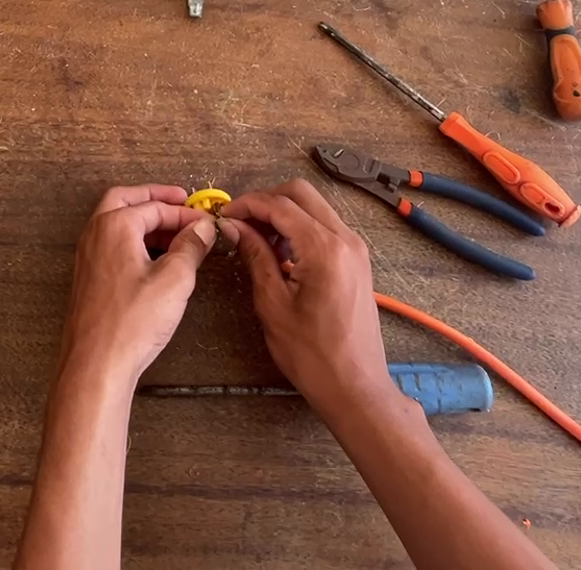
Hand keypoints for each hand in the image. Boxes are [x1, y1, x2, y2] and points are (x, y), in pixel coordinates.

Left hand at [58, 184, 217, 384]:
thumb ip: (190, 247)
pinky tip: (155, 258)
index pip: (154, 207)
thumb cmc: (130, 323)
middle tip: (180, 201)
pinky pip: (112, 243)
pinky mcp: (89, 276)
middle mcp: (96, 234)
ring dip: (145, 220)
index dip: (184, 213)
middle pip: (126, 200)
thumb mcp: (174, 280)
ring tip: (174, 233)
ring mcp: (88, 255)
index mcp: (114, 226)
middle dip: (155, 199)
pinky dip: (134, 240)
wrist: (96, 365)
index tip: (205, 222)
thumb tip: (201, 228)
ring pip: (117, 221)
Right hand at [219, 179, 393, 409]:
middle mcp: (345, 239)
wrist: (356, 388)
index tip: (224, 216)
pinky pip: (324, 225)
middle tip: (240, 222)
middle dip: (266, 200)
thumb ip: (255, 256)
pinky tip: (280, 251)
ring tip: (256, 239)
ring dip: (283, 212)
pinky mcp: (357, 259)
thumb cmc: (312, 355)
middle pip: (300, 193)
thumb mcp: (273, 304)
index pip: (279, 205)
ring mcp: (355, 247)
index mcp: (324, 249)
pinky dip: (299, 226)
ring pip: (314, 206)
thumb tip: (234, 226)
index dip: (246, 205)